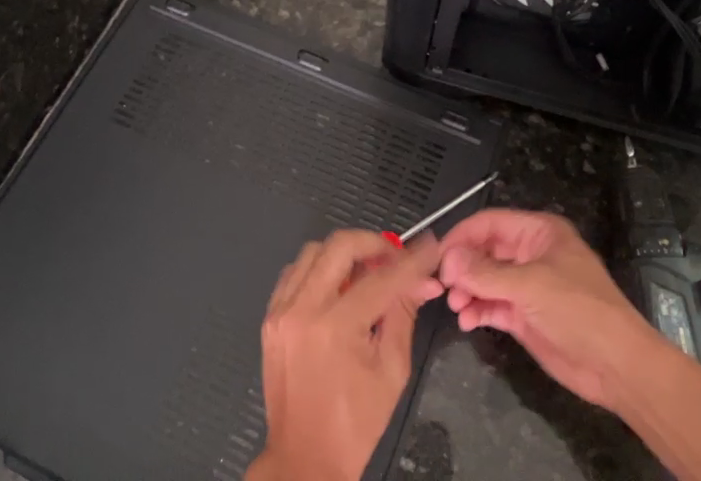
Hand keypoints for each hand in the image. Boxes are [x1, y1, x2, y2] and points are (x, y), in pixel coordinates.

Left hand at [247, 230, 443, 480]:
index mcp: (336, 327)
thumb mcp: (392, 370)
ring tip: (367, 273)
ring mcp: (281, 312)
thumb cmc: (355, 422)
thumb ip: (403, 315)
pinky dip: (318, 270)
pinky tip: (337, 287)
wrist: (305, 457)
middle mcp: (303, 310)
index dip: (411, 260)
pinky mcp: (270, 319)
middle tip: (394, 257)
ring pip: (313, 252)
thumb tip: (422, 282)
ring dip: (343, 254)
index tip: (430, 245)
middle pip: (339, 246)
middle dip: (373, 243)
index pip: (381, 277)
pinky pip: (294, 274)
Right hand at [437, 209, 663, 411]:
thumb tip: (448, 259)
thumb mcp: (531, 285)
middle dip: (463, 267)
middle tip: (443, 286)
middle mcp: (531, 254)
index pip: (490, 223)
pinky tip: (467, 321)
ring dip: (467, 291)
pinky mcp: (525, 315)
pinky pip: (492, 306)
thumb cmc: (579, 311)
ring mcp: (528, 286)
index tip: (437, 256)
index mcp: (539, 233)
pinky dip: (477, 311)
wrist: (616, 364)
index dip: (462, 236)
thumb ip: (485, 273)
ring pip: (485, 280)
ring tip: (457, 306)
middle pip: (484, 251)